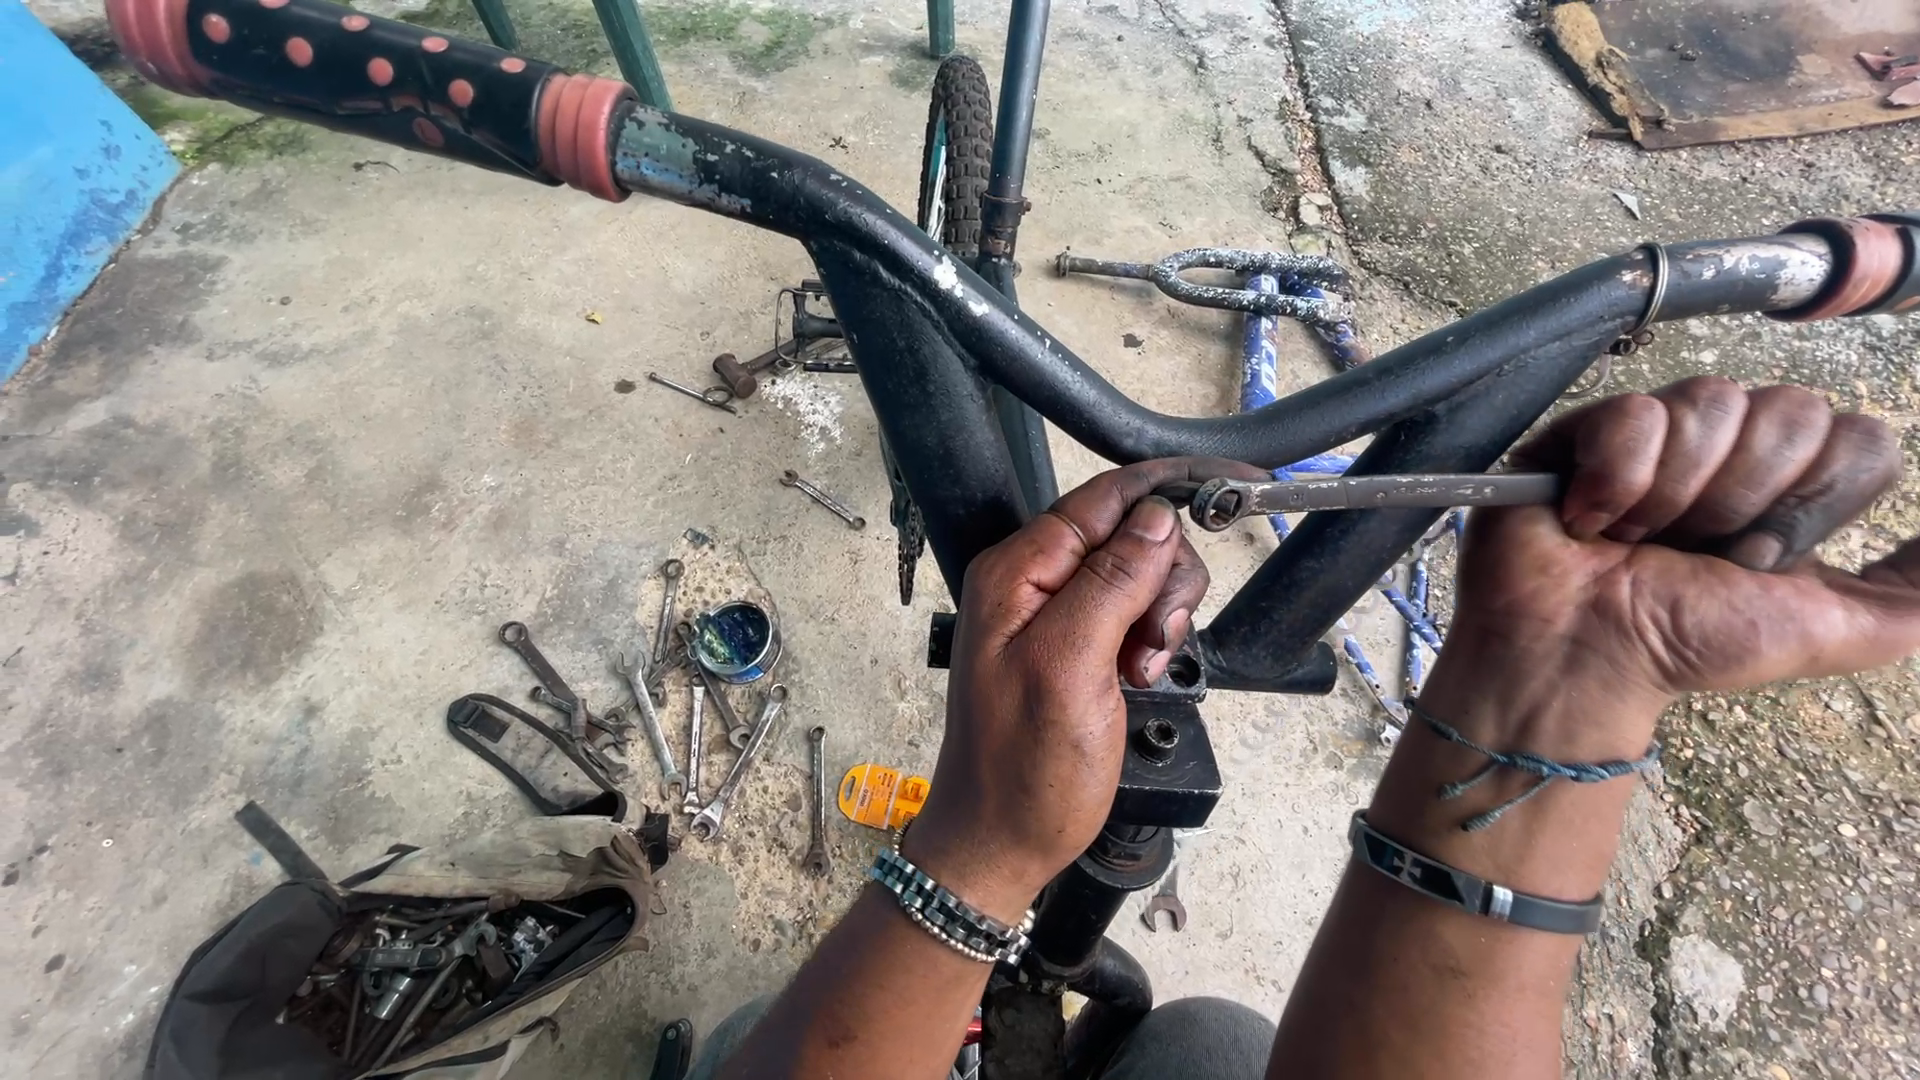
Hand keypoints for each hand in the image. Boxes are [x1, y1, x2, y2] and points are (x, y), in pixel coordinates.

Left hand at [903, 458, 1267, 919]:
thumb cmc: (1024, 768)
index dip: (1170, 486)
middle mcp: (1033, 580)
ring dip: (1160, 616)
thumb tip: (1156, 515)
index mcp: (1018, 571)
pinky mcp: (1078, 641)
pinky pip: (1133, 612)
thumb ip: (1111, 583)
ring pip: (1141, 572)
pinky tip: (1136, 675)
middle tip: (1152, 640)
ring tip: (1139, 668)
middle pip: (1131, 532)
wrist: (1005, 837)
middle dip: (1163, 580)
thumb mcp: (1070, 668)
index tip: (1236, 487)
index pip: (1104, 497)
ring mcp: (1056, 611)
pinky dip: (1150, 638)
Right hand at [1438, 376, 1910, 749]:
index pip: (1857, 436)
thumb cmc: (1690, 642)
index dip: (1814, 500)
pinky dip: (1616, 478)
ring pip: (1709, 403)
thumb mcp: (1850, 630)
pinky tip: (1589, 518)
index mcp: (1786, 484)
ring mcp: (1647, 438)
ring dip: (1673, 493)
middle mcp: (1722, 450)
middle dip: (1741, 498)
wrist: (1586, 649)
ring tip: (1631, 536)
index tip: (1753, 560)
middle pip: (1790, 410)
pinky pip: (1630, 415)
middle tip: (1689, 549)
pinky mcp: (1576, 434)